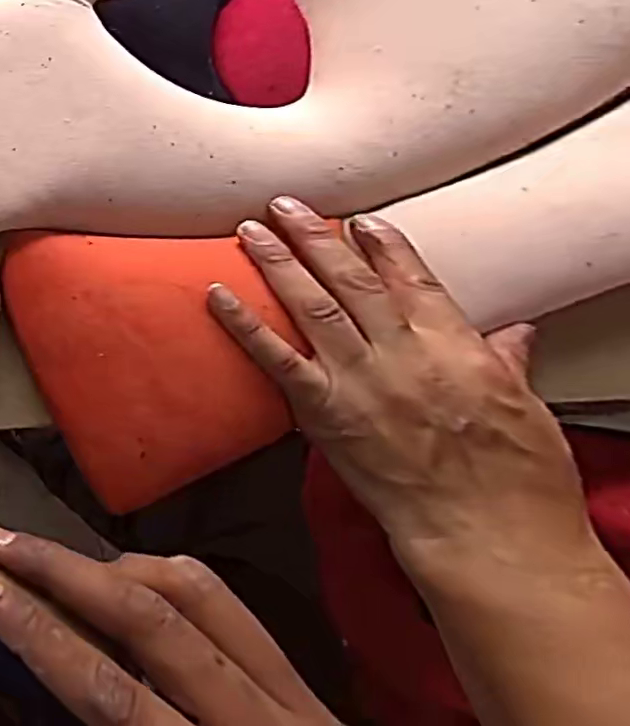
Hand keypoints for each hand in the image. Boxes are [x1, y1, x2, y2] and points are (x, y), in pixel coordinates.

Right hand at [0, 528, 339, 724]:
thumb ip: (110, 725)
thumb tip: (30, 688)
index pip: (113, 694)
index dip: (36, 633)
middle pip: (151, 621)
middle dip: (59, 571)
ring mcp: (303, 710)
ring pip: (196, 595)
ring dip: (108, 565)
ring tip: (51, 556)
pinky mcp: (314, 695)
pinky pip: (230, 606)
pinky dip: (163, 577)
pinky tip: (126, 576)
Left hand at [204, 196, 593, 564]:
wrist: (489, 534)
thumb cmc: (515, 478)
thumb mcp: (526, 410)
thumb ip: (502, 360)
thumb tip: (508, 327)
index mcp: (458, 352)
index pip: (415, 284)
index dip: (384, 247)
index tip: (358, 219)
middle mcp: (405, 356)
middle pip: (353, 283)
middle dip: (317, 239)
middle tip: (284, 206)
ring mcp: (359, 378)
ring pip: (311, 306)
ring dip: (277, 264)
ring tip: (248, 230)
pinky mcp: (321, 405)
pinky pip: (273, 355)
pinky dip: (242, 322)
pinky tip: (214, 293)